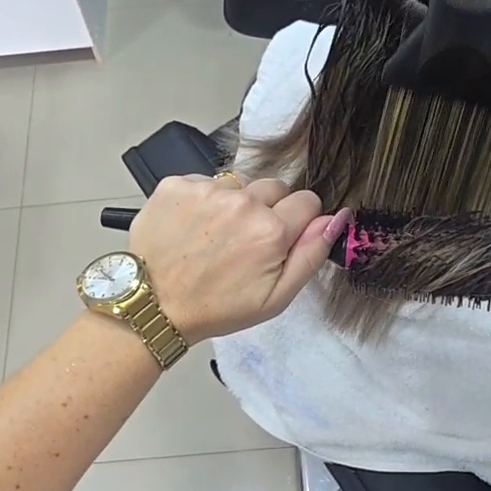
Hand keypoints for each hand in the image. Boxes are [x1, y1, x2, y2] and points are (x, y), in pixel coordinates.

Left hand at [128, 173, 344, 342]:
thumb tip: (336, 219)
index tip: (280, 239)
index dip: (298, 222)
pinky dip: (203, 200)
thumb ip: (311, 255)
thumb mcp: (276, 297)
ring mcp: (207, 190)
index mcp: (271, 230)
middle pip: (274, 188)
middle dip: (267, 210)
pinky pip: (205, 182)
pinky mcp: (177, 185)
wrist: (154, 305)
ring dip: (234, 203)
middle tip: (245, 242)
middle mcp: (242, 202)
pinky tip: (193, 228)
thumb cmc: (216, 307)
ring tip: (215, 236)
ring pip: (239, 184)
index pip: (307, 202)